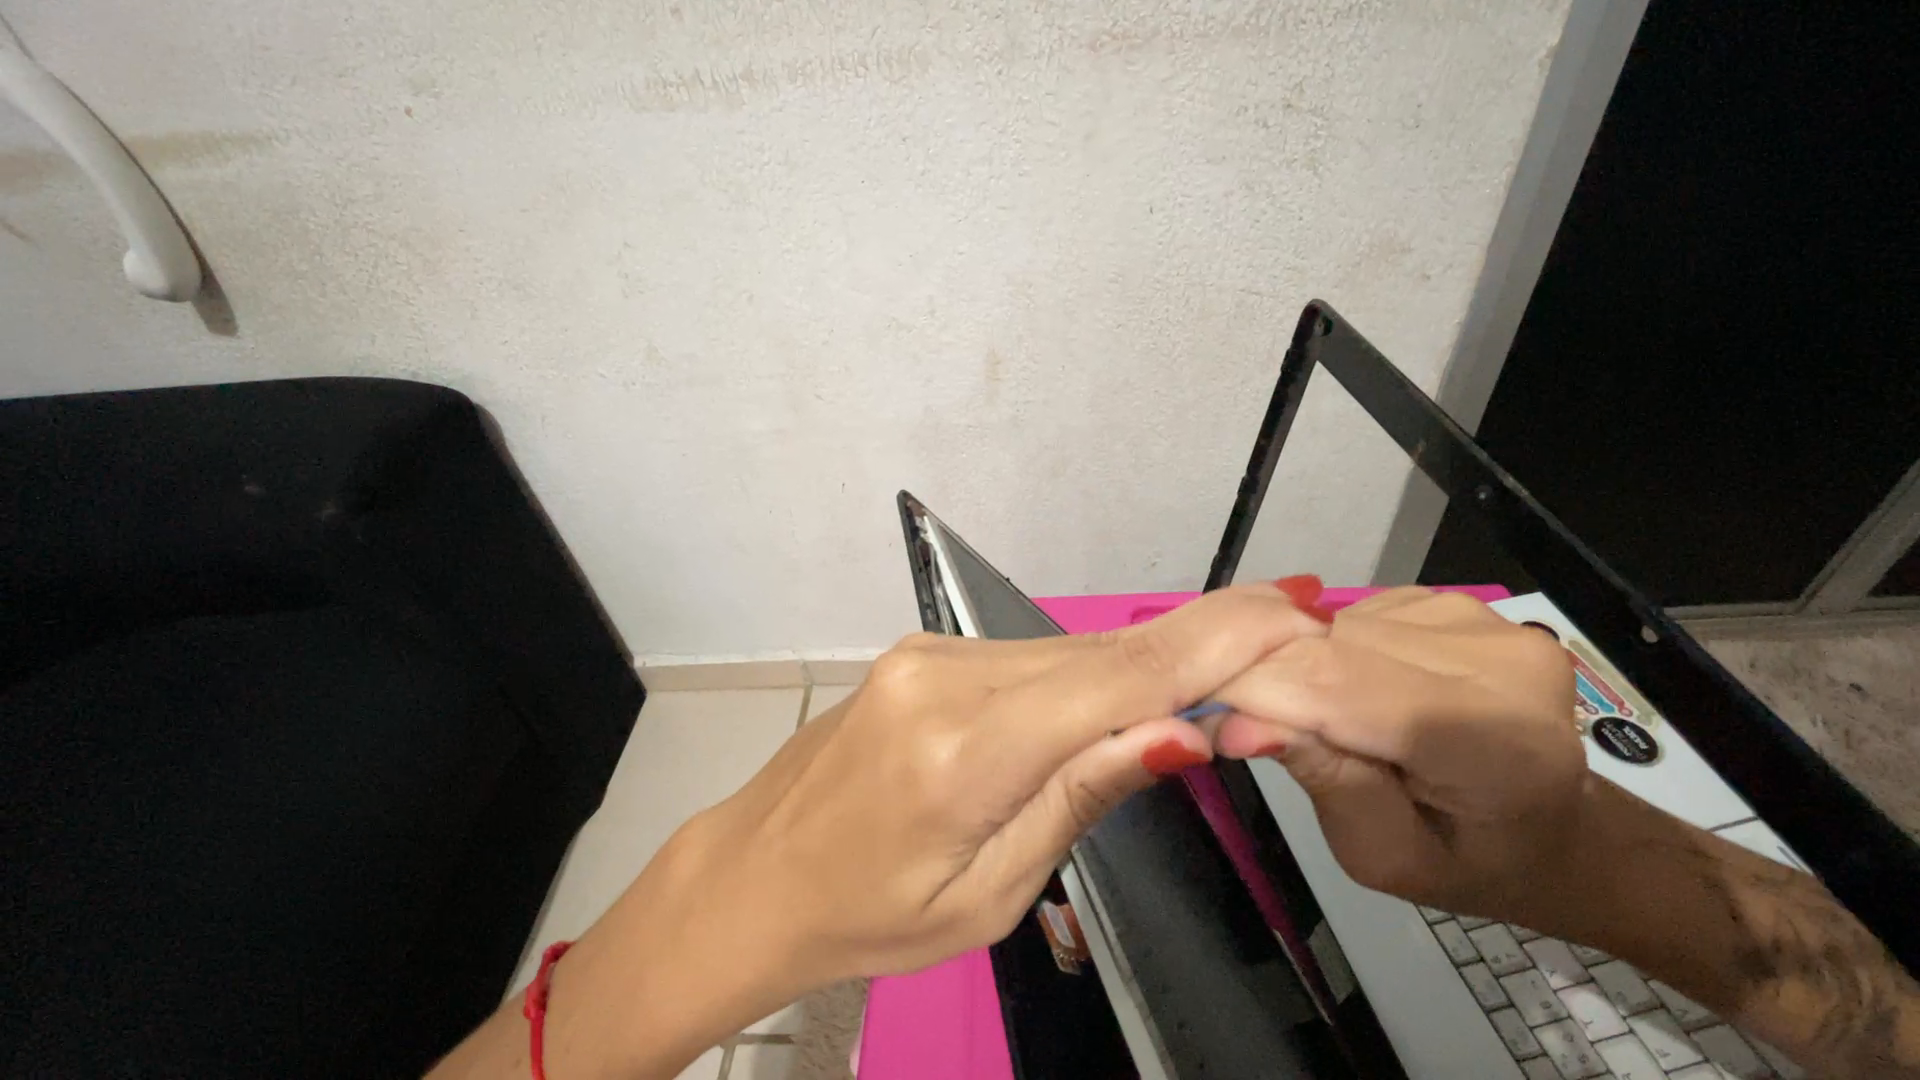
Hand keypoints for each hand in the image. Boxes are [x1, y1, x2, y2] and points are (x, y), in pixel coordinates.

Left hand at [431, 584, 1329, 1079]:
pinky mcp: (920, 653)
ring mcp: (928, 654)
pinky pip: (1026, 660)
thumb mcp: (989, 894)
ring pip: (1067, 653)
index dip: (1212, 643)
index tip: (1291, 611)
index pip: (1116, 681)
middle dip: (1197, 643)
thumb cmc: (870, 917)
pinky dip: (1085, 672)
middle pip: (1100, 655)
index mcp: (965, 750)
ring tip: (1221, 662)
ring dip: (1141, 661)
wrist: (752, 873)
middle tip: (1286, 624)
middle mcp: (948, 675)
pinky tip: (1120, 688)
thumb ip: (1081, 797)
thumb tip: (1180, 731)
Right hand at [1208, 587, 1585, 925]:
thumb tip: (1235, 721)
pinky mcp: (1450, 600)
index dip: (1255, 691)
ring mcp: (1476, 618)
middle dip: (1262, 679)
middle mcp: (1494, 658)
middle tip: (1239, 724)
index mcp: (1495, 741)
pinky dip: (1323, 651)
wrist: (1553, 825)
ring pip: (1328, 624)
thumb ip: (1324, 780)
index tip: (1197, 716)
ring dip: (1293, 667)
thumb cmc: (1468, 859)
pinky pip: (1348, 614)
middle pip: (1326, 646)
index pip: (1342, 685)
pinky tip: (1350, 689)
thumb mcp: (1383, 856)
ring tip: (1314, 718)